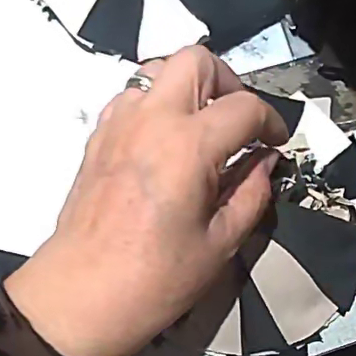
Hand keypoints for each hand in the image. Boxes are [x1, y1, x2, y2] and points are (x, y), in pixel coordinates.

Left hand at [5, 46, 287, 355]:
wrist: (80, 296)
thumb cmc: (154, 278)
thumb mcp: (221, 243)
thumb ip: (252, 191)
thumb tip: (265, 161)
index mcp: (188, 145)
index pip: (244, 106)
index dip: (271, 122)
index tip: (275, 143)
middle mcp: (151, 119)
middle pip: (196, 60)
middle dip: (228, 81)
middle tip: (238, 121)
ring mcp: (119, 123)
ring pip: (158, 69)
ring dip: (188, 87)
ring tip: (203, 127)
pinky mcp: (98, 136)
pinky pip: (132, 96)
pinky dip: (156, 103)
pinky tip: (166, 141)